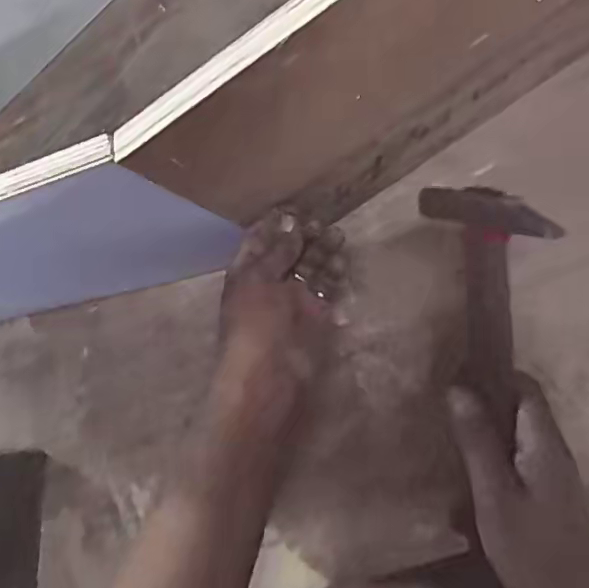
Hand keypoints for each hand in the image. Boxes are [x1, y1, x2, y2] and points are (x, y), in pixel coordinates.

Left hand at [217, 211, 346, 388]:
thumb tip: (292, 226)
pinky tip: (343, 262)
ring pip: (310, 271)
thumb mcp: (258, 281)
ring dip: (323, 254)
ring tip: (338, 234)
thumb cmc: (254, 325)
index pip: (258, 242)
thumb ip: (276, 253)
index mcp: (245, 274)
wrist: (268, 378)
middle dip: (303, 238)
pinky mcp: (315, 319)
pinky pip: (327, 293)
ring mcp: (292, 303)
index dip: (273, 226)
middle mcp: (268, 285)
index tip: (291, 209)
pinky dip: (335, 278)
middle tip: (321, 221)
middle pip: (288, 255)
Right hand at [447, 377, 588, 587]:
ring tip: (447, 421)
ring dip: (487, 422)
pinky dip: (493, 447)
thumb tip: (457, 386)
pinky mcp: (548, 496)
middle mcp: (556, 453)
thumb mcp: (494, 495)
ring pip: (519, 431)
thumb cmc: (532, 552)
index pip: (527, 388)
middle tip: (442, 394)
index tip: (455, 368)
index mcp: (546, 446)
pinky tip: (467, 460)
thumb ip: (477, 440)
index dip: (494, 372)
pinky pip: (519, 454)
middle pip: (523, 406)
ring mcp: (555, 476)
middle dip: (485, 395)